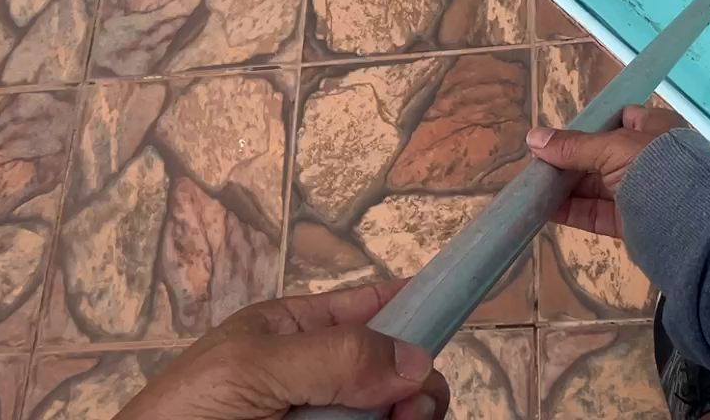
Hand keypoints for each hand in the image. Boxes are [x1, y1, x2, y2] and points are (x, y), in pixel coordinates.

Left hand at [115, 280, 449, 419]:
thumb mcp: (251, 372)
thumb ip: (335, 357)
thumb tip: (417, 360)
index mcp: (297, 332)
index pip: (374, 304)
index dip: (418, 301)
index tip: (457, 314)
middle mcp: (317, 380)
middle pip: (394, 369)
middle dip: (417, 383)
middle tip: (414, 413)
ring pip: (388, 415)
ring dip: (405, 418)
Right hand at [526, 105, 687, 236]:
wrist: (689, 224)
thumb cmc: (654, 167)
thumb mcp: (613, 147)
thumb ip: (574, 146)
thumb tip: (533, 138)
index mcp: (654, 128)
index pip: (621, 119)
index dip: (592, 125)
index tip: (561, 134)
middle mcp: (649, 157)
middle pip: (602, 155)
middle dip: (571, 160)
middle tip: (538, 162)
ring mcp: (640, 190)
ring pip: (596, 185)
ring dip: (566, 187)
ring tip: (533, 186)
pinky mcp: (631, 221)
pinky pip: (596, 212)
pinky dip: (573, 210)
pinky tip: (546, 209)